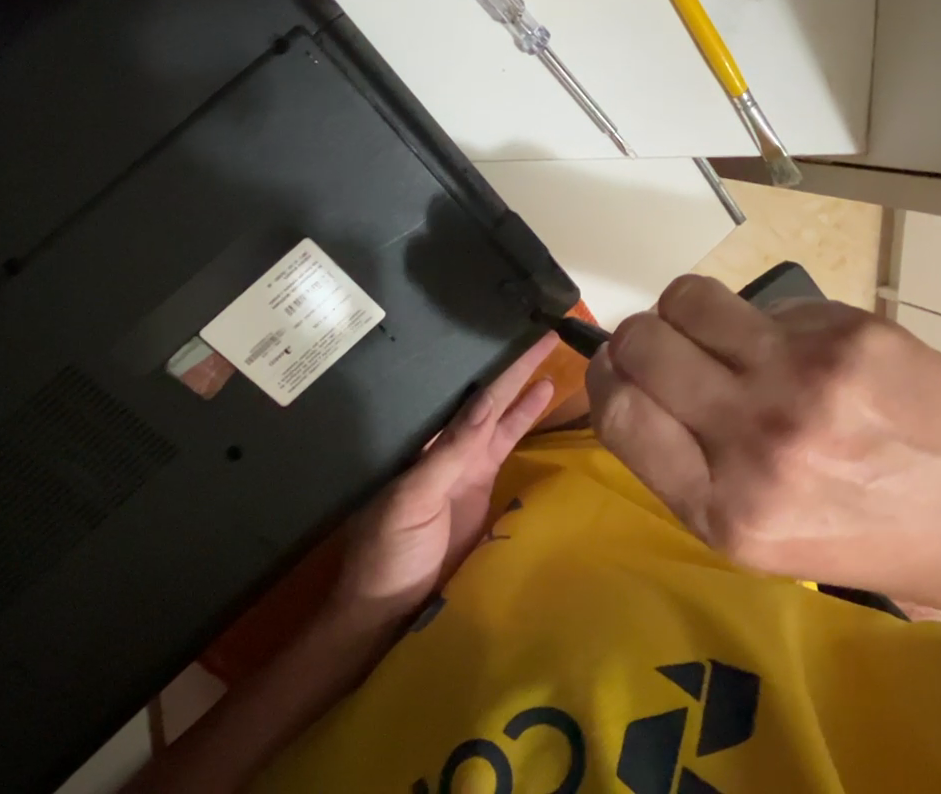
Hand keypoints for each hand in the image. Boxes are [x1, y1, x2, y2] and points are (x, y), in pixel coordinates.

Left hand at [333, 334, 558, 622]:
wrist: (389, 607)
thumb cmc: (387, 552)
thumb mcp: (411, 501)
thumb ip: (447, 456)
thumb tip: (483, 407)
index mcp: (431, 444)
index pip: (473, 397)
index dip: (500, 368)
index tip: (520, 335)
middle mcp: (451, 448)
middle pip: (490, 400)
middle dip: (517, 368)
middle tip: (547, 333)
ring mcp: (468, 469)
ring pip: (502, 420)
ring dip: (525, 391)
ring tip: (553, 359)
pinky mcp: (483, 491)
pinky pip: (507, 450)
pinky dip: (524, 426)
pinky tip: (542, 406)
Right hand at [586, 275, 940, 621]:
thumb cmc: (881, 544)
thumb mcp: (764, 542)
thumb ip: (692, 469)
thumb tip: (640, 384)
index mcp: (726, 513)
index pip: (618, 411)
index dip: (605, 380)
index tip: (619, 372)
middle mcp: (755, 443)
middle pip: (639, 343)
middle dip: (639, 340)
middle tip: (668, 350)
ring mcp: (803, 379)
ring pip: (687, 299)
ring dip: (688, 311)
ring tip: (722, 334)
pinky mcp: (847, 333)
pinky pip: (766, 304)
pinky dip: (770, 322)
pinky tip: (811, 355)